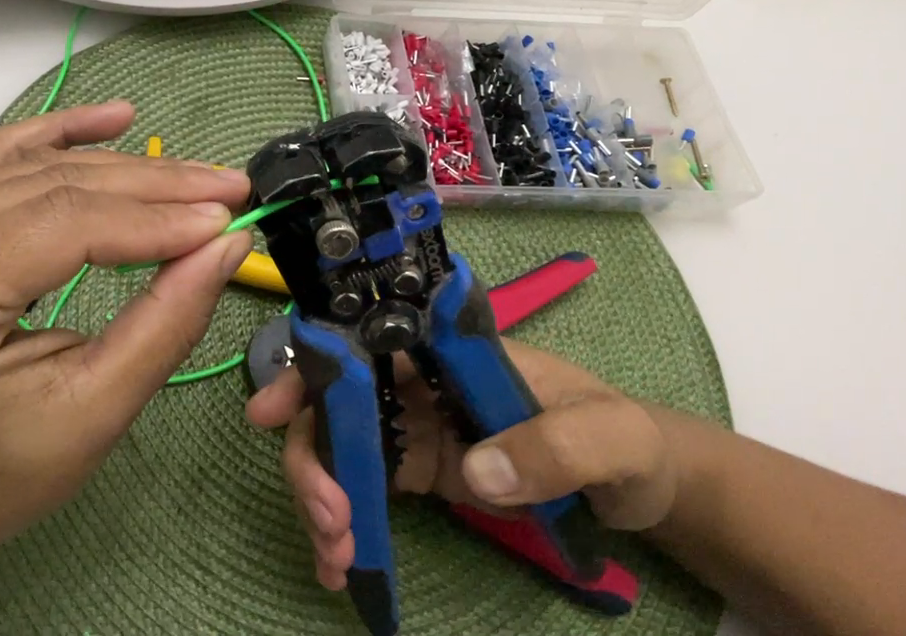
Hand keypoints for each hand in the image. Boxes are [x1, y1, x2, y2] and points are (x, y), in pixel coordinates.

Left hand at [0, 101, 252, 595]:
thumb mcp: (93, 412)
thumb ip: (163, 321)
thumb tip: (225, 243)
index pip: (61, 225)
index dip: (153, 217)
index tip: (229, 215)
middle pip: (49, 186)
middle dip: (150, 186)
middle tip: (229, 188)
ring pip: (32, 169)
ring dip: (119, 167)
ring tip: (194, 173)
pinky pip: (0, 163)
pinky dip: (60, 136)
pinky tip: (112, 118)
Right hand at [245, 339, 679, 590]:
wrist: (634, 486)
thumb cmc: (623, 439)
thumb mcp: (607, 438)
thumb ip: (552, 447)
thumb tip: (473, 470)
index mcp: (448, 350)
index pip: (364, 341)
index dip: (309, 369)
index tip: (271, 412)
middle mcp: (415, 377)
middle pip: (334, 400)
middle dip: (313, 457)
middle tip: (327, 520)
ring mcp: (412, 422)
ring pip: (338, 445)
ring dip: (322, 496)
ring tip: (335, 557)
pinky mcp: (415, 466)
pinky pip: (361, 485)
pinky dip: (342, 521)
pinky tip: (341, 564)